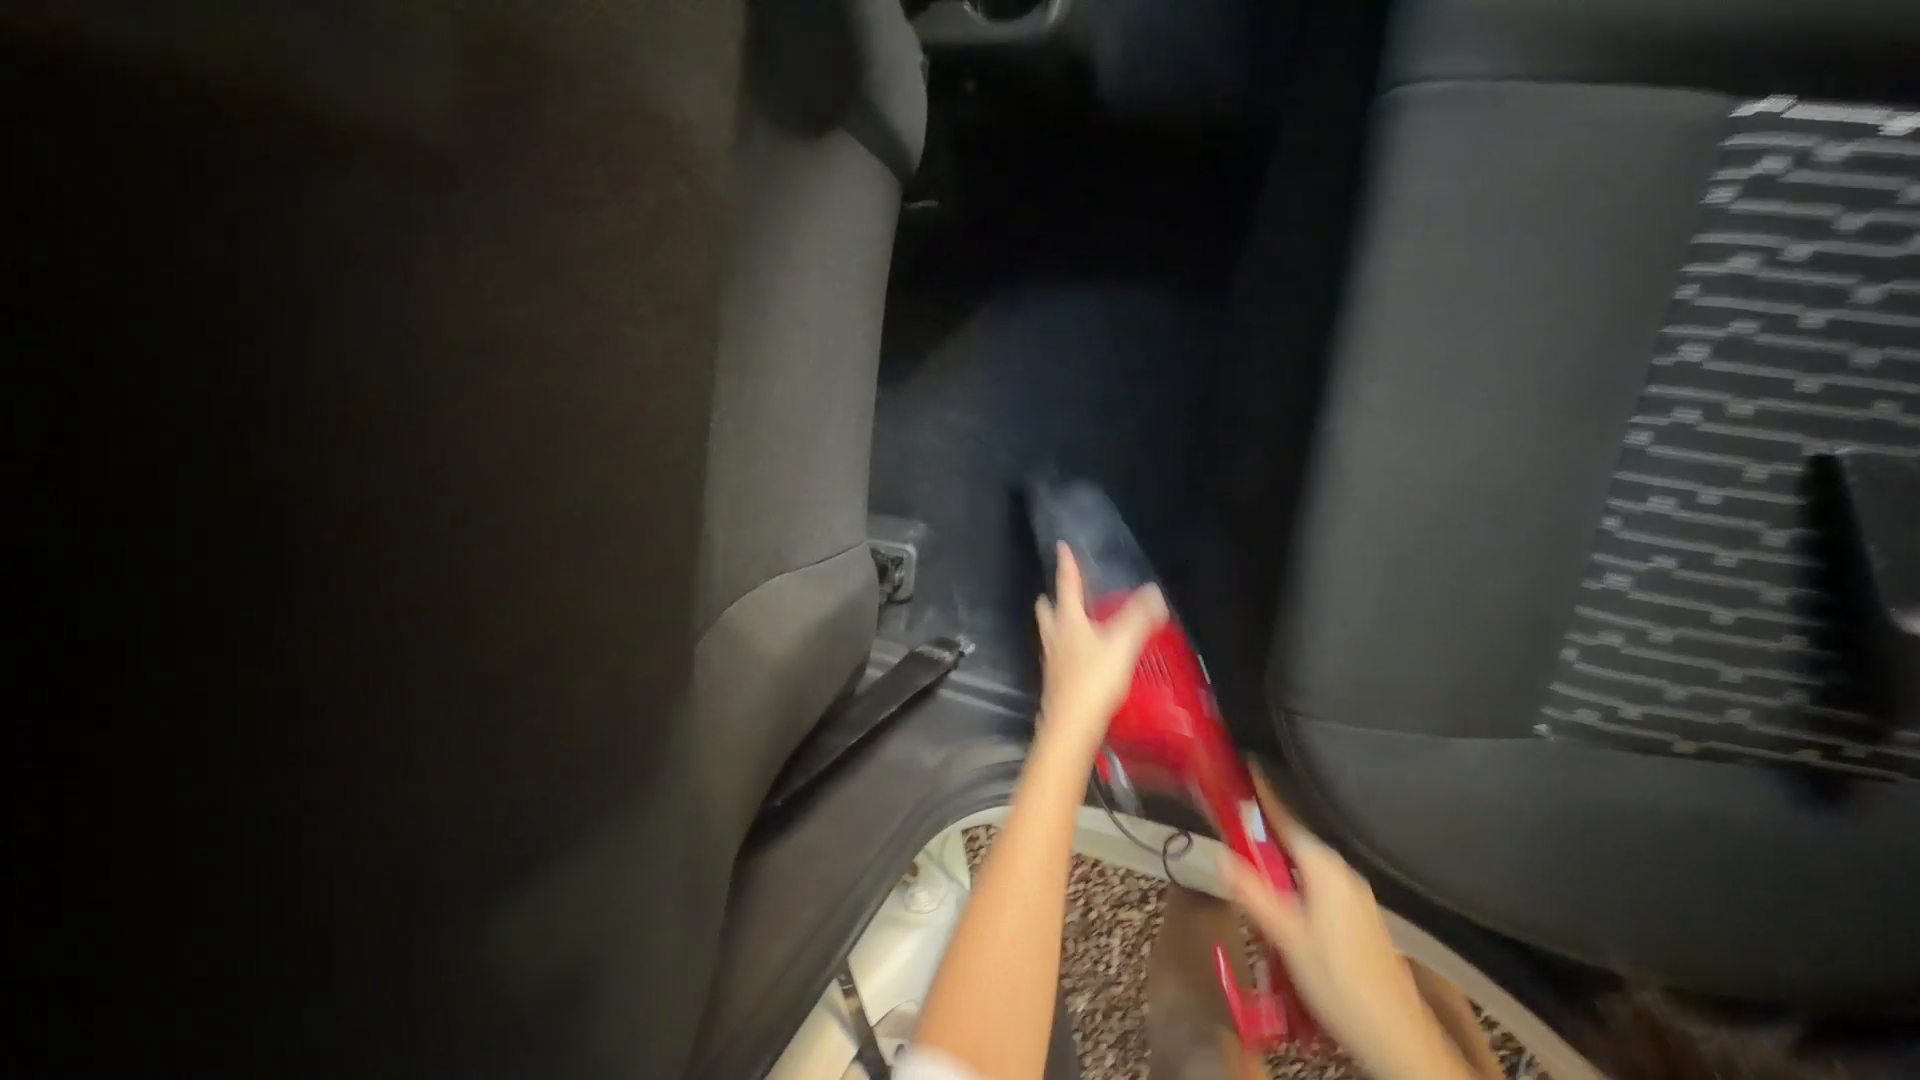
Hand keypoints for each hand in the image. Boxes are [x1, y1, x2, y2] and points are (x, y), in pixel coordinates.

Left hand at [1032, 543, 1167, 755]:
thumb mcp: (1122, 646)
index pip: (1066, 587)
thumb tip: (1154, 592)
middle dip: (1053, 599)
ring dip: (1057, 625)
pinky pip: (1059, 657)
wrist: (1070, 727)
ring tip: (1067, 621)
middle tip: (1057, 592)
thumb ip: (1139, 619)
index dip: (1066, 566)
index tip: (1061, 547)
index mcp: (1068, 622)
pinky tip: (1076, 659)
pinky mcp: (1056, 684)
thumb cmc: (1093, 681)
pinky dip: (1065, 650)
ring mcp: (1052, 662)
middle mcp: (1055, 638)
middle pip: (1049, 612)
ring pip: (1050, 635)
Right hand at [1222, 773, 1475, 1079]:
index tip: (1242, 774)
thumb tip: (1222, 854)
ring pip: (1304, 873)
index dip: (1262, 798)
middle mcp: (1343, 875)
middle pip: (1292, 846)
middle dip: (1261, 847)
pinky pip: (1316, 892)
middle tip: (1229, 848)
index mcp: (1325, 868)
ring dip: (1276, 877)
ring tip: (1248, 890)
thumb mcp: (1284, 936)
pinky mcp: (1358, 921)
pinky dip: (1293, 895)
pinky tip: (1279, 921)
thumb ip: (1252, 891)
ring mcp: (1354, 898)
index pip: (1287, 820)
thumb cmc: (1338, 981)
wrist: (1394, 1036)